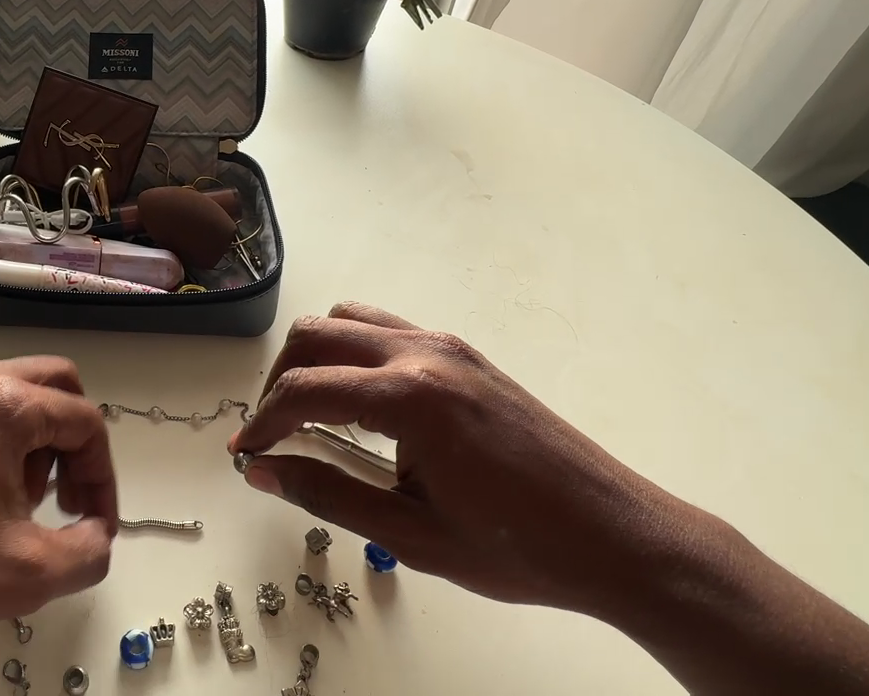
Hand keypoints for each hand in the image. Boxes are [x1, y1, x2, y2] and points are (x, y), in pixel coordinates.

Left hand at [0, 358, 117, 695]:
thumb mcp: (28, 572)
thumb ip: (89, 551)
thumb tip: (97, 535)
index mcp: (4, 403)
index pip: (85, 421)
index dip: (103, 477)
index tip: (98, 527)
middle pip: (56, 387)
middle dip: (74, 445)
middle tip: (67, 501)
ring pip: (20, 397)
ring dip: (40, 444)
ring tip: (22, 508)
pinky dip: (5, 444)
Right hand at [229, 302, 707, 617]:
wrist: (621, 536)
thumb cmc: (519, 549)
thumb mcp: (413, 536)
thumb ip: (327, 494)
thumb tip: (261, 472)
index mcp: (410, 398)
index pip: (305, 390)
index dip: (262, 421)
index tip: (246, 454)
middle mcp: (423, 353)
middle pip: (314, 336)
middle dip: (278, 381)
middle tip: (273, 433)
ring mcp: (446, 346)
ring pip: (347, 319)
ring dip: (313, 357)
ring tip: (311, 411)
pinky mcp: (463, 353)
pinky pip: (385, 328)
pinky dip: (351, 350)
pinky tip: (361, 401)